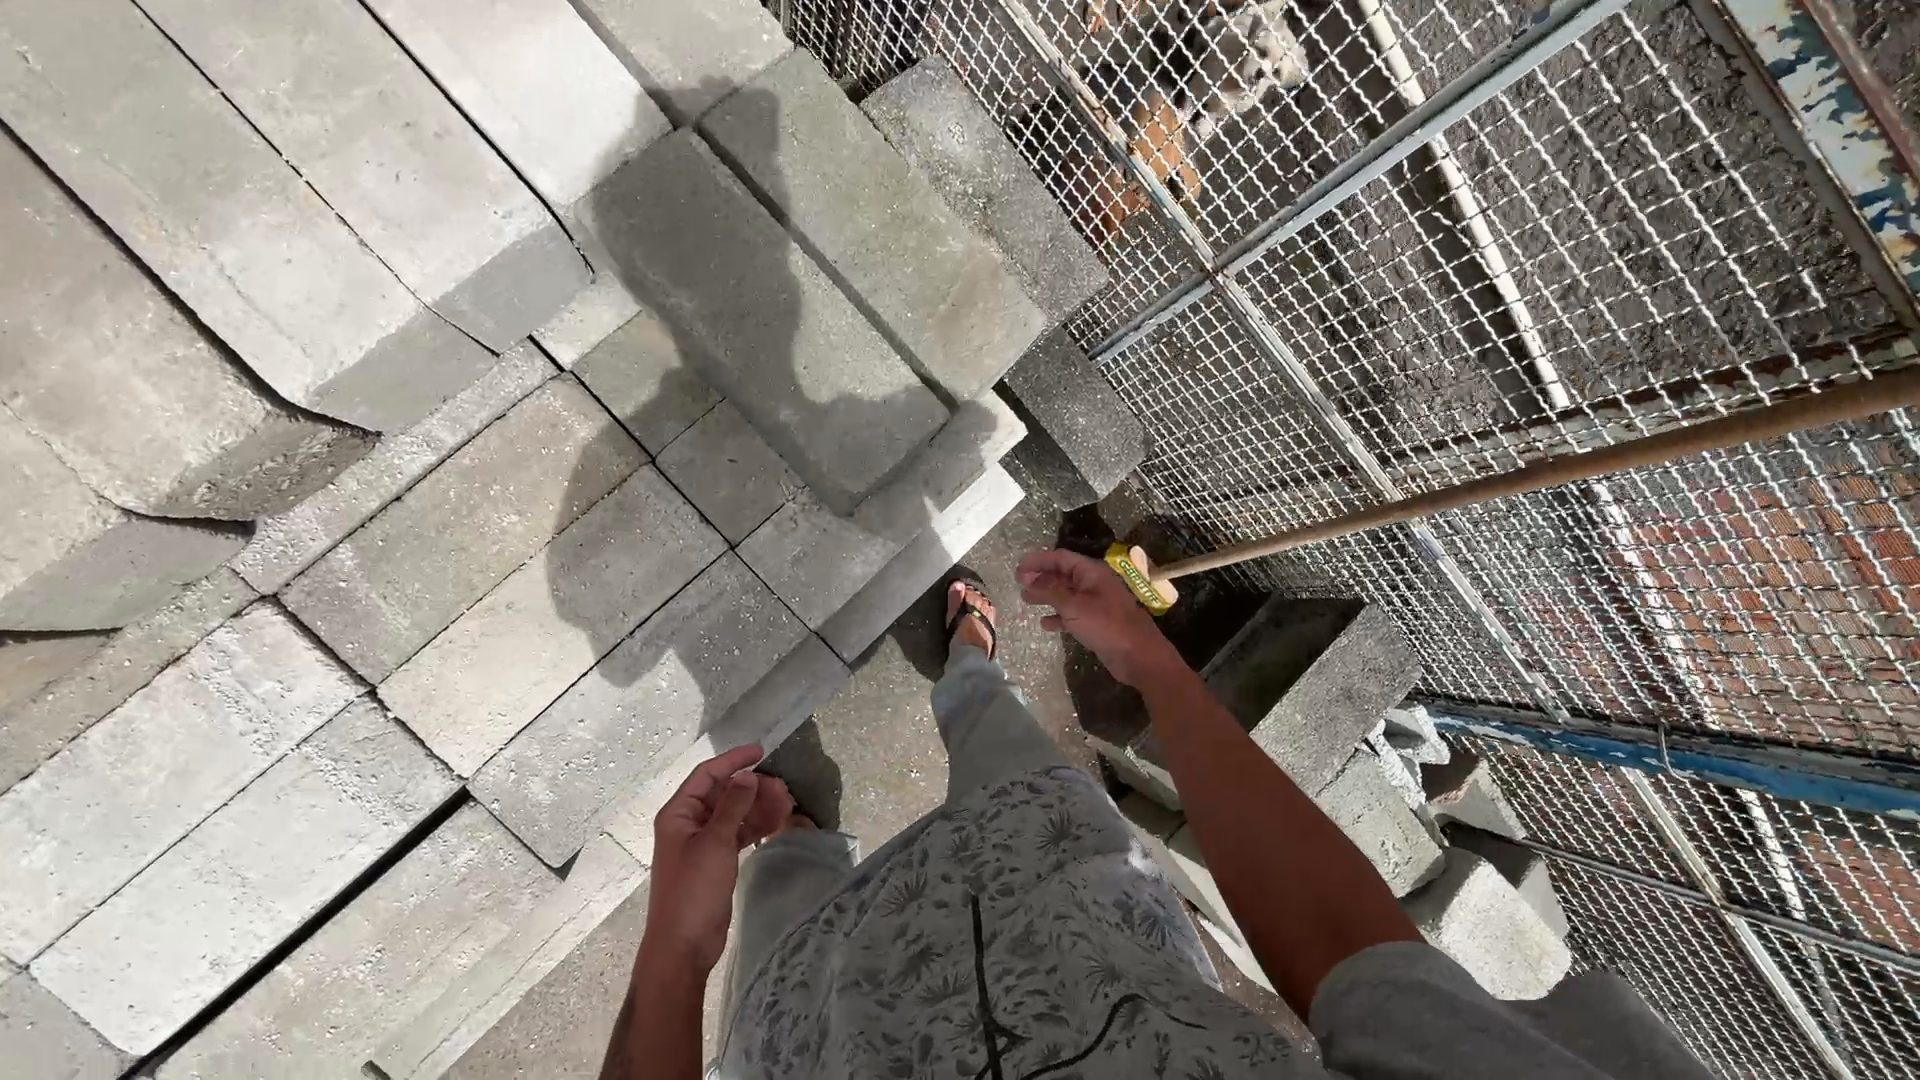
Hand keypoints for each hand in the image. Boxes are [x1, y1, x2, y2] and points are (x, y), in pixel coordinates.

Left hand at [642, 745, 792, 973]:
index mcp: (678, 813)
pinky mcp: (715, 861)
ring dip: (758, 806)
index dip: (734, 760)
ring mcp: (702, 843)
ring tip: (787, 806)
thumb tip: (747, 775)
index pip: (707, 774)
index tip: (762, 752)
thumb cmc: (693, 890)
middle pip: (724, 793)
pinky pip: (738, 833)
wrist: (683, 946)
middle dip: (753, 787)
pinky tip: (778, 823)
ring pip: (734, 813)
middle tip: (783, 790)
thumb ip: (732, 805)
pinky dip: (756, 826)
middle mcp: (688, 823)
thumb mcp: (714, 842)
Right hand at [1017, 548, 1182, 686]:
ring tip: (1026, 601)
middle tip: (1019, 584)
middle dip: (1041, 578)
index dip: (1038, 561)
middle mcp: (1094, 584)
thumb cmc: (1107, 626)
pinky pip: (1073, 614)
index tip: (1018, 569)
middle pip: (1063, 575)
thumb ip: (1050, 591)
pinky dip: (1058, 616)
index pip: (1061, 558)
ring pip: (1066, 595)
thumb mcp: (1074, 606)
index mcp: (1092, 573)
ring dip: (1047, 596)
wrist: (1138, 656)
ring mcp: (1096, 604)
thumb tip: (1028, 580)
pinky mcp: (1097, 623)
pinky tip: (1046, 624)